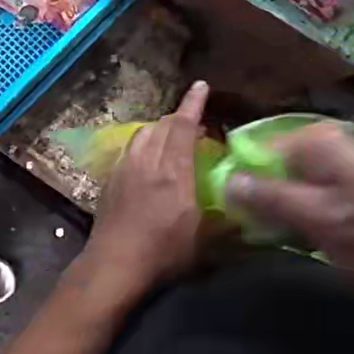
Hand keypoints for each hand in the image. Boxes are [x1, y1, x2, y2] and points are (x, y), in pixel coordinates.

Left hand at [74, 81, 210, 305]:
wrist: (113, 267)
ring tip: (171, 139)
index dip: (193, 104)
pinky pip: (129, 149)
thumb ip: (224, 219)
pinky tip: (147, 160)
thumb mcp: (203, 241)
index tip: (201, 86)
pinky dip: (143, 144)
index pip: (183, 127)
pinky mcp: (110, 181)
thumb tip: (243, 207)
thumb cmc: (163, 254)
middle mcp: (147, 162)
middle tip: (195, 126)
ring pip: (142, 134)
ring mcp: (124, 169)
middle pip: (161, 125)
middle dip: (179, 118)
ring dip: (159, 129)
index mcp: (173, 172)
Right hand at [225, 122, 353, 286]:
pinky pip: (310, 197)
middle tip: (255, 236)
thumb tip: (224, 180)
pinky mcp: (352, 187)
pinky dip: (302, 218)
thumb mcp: (321, 221)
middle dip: (258, 200)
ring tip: (279, 242)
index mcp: (313, 142)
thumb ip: (271, 199)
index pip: (252, 150)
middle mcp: (324, 144)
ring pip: (289, 186)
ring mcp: (340, 164)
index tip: (229, 218)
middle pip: (270, 168)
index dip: (237, 182)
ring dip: (280, 214)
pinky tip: (306, 241)